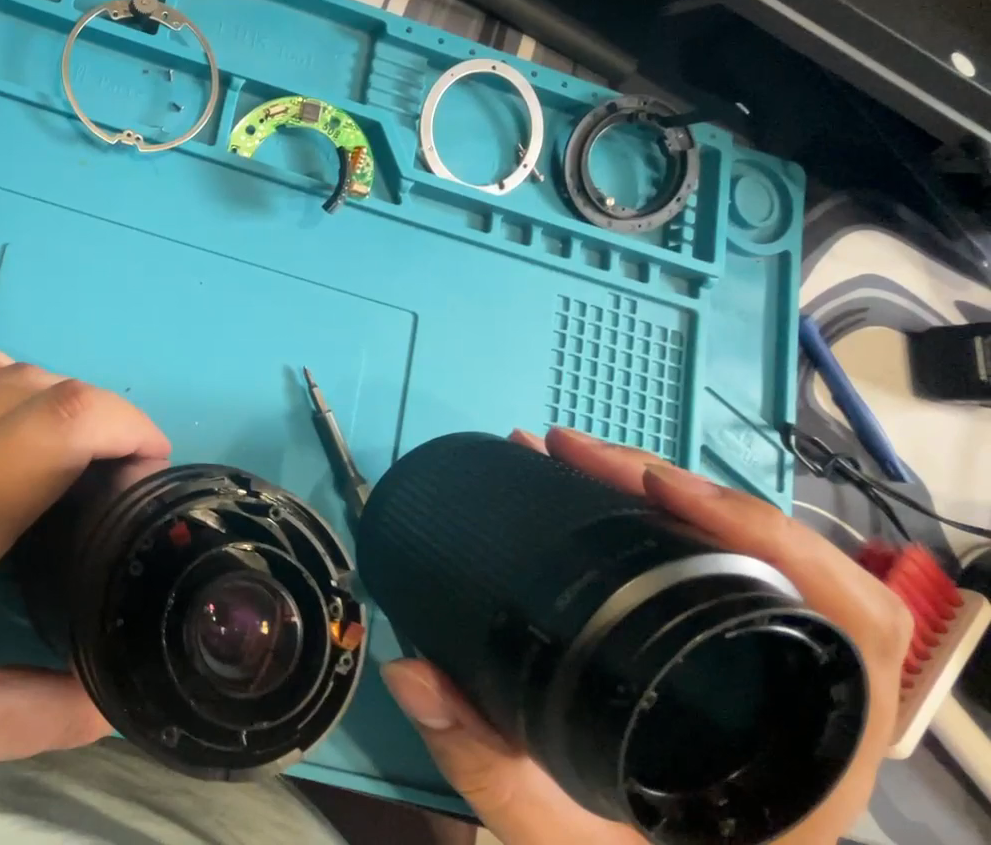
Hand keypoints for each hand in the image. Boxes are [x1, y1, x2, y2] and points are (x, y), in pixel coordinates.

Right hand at [379, 427, 912, 844]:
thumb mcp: (556, 842)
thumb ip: (488, 767)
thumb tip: (409, 669)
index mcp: (806, 757)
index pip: (847, 623)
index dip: (765, 535)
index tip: (648, 486)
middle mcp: (804, 709)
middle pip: (790, 568)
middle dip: (679, 489)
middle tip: (569, 451)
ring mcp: (764, 682)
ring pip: (750, 562)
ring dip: (663, 495)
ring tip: (565, 457)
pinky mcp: (718, 665)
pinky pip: (711, 577)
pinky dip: (655, 525)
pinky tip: (588, 499)